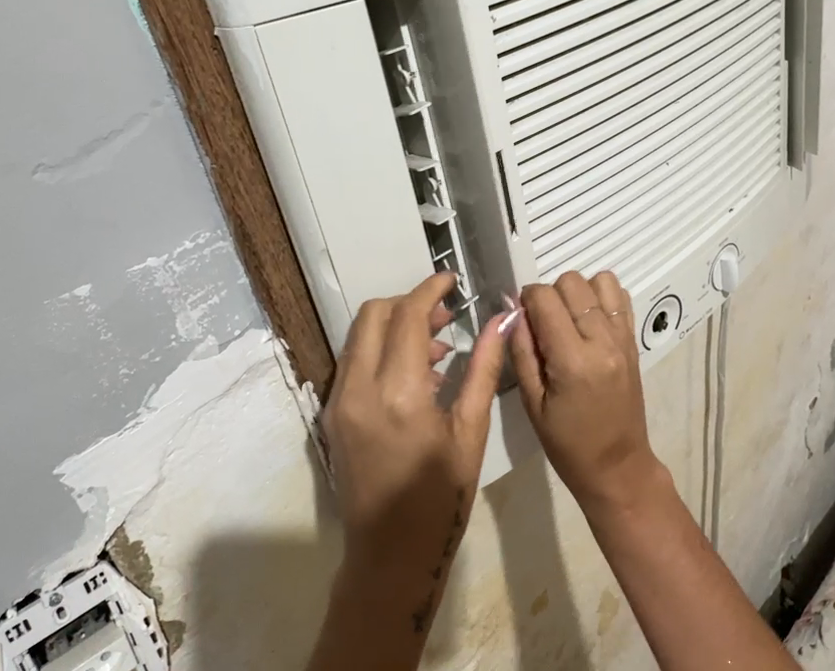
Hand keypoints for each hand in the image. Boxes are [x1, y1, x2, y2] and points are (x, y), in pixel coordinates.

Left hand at [320, 274, 508, 624]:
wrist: (391, 555)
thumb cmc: (442, 498)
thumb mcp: (471, 432)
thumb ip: (484, 368)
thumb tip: (502, 321)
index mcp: (399, 392)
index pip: (407, 316)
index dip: (429, 290)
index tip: (450, 280)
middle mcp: (359, 389)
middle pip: (373, 315)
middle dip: (408, 304)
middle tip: (445, 318)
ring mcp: (338, 402)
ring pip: (358, 337)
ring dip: (393, 326)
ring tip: (436, 349)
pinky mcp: (331, 417)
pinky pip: (352, 363)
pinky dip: (379, 352)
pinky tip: (413, 376)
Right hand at [508, 271, 665, 511]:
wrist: (617, 466)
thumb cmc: (567, 444)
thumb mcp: (532, 403)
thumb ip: (522, 350)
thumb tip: (514, 311)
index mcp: (573, 360)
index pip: (544, 298)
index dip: (526, 299)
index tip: (522, 319)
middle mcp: (602, 340)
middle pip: (571, 282)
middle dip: (550, 295)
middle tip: (543, 325)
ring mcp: (622, 337)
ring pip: (598, 280)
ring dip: (577, 292)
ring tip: (568, 321)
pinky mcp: (633, 340)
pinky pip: (619, 296)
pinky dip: (601, 297)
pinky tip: (589, 322)